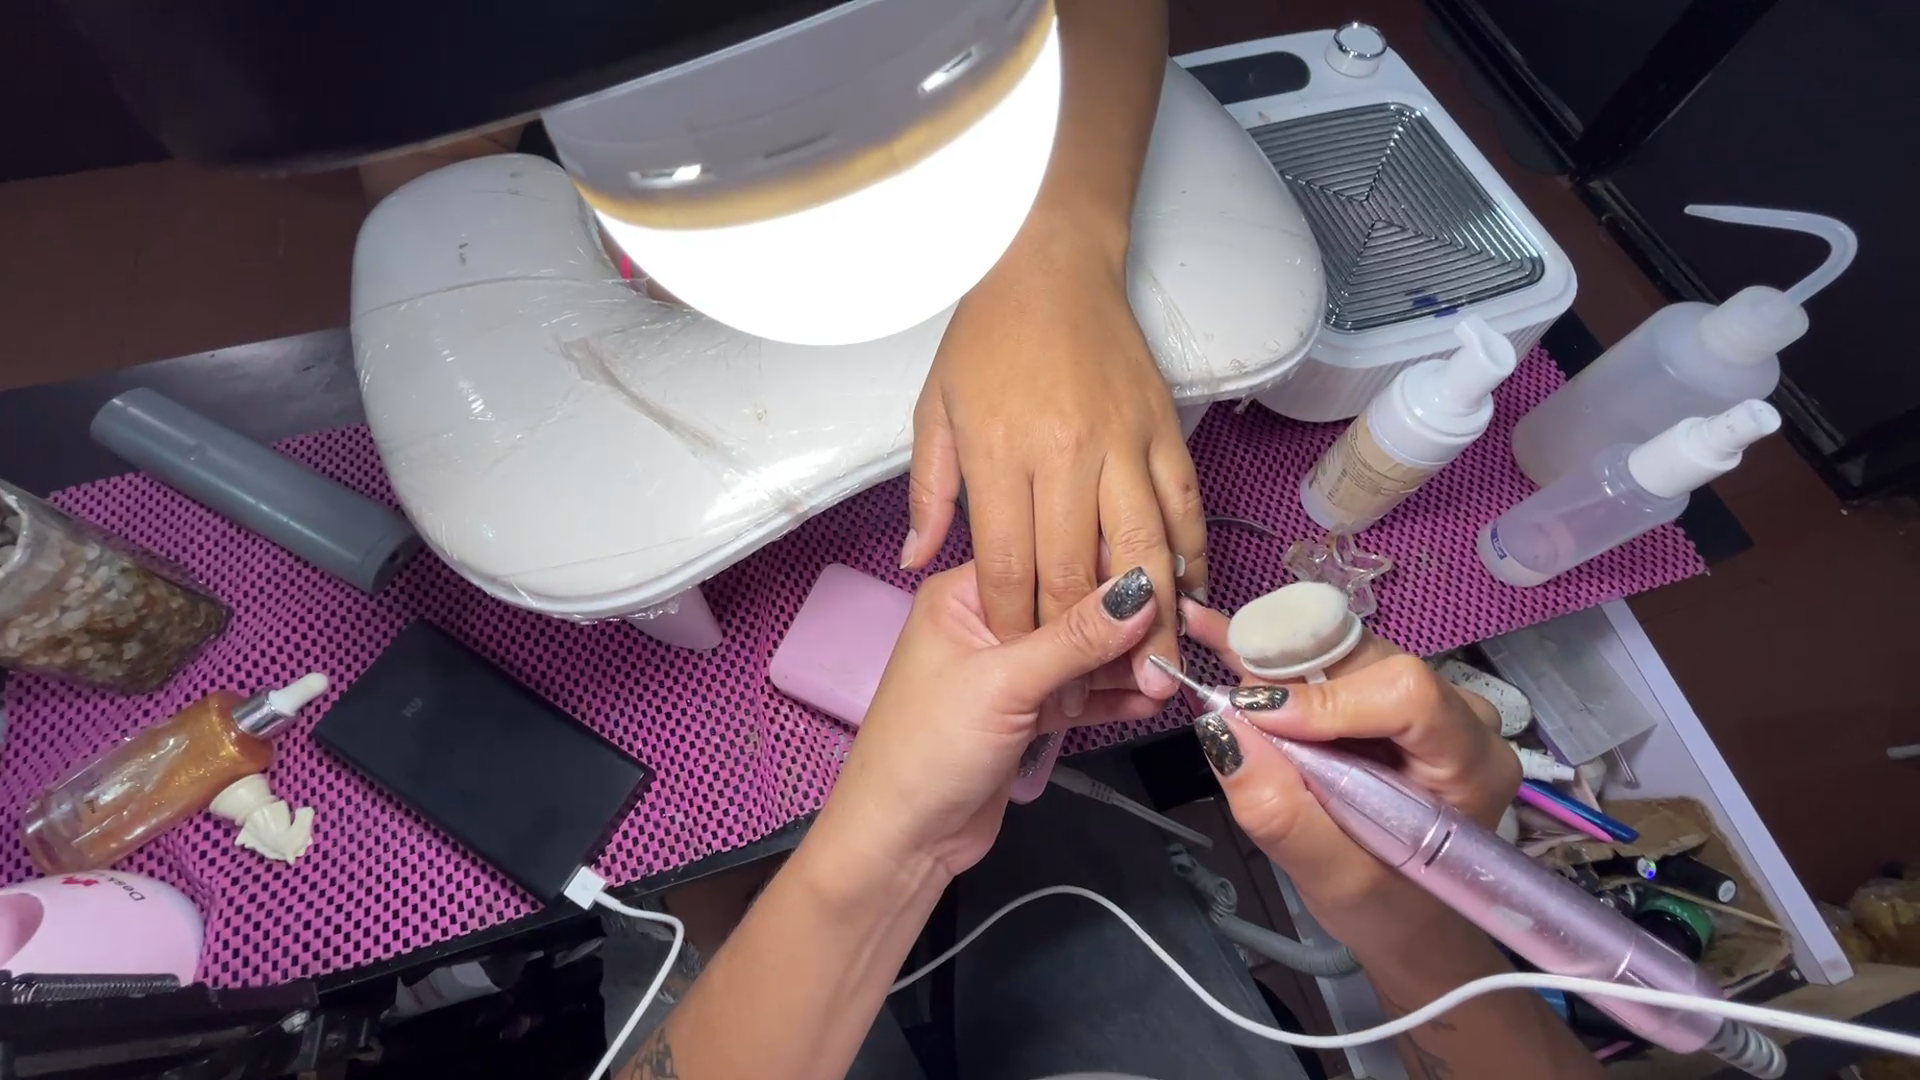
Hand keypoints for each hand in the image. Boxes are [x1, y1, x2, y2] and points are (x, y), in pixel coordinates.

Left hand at [818, 565, 1162, 881]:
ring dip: (1120, 667)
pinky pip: (1075, 694)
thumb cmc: (933, 744)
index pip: (1042, 558)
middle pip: (1066, 608)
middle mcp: (986, 621)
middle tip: (1173, 637)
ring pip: (1076, 655)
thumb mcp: (1004, 683)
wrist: (903, 839)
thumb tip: (1143, 589)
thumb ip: (1075, 638)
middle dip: (1118, 626)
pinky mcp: (1024, 712)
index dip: (1100, 567)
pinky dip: (1108, 699)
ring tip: (1170, 673)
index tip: (1160, 577)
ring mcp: (1007, 669)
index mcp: (964, 593)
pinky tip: (1149, 701)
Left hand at [899, 223, 1204, 704]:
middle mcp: (1065, 457)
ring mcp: (1124, 443)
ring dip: (1151, 619)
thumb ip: (929, 492)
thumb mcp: (933, 409)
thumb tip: (917, 559)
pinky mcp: (1165, 429)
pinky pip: (1186, 506)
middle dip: (1084, 643)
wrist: (1047, 258)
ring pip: (1145, 551)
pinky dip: (1190, 556)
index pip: (1008, 568)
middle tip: (1095, 688)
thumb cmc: (984, 337)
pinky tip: (1187, 593)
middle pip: (1078, 574)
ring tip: (1157, 667)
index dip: (1015, 627)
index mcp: (999, 456)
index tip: (1021, 663)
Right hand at [1179, 599, 1517, 943]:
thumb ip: (1281, 812)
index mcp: (1468, 761)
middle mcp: (1454, 712)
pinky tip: (1212, 624)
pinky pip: (1320, 656)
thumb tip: (1219, 727)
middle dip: (1287, 674)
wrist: (1403, 914)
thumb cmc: (1386, 907)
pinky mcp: (1376, 691)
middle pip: (1363, 662)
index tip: (1258, 717)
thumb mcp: (1332, 877)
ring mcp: (1416, 694)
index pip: (1405, 694)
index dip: (1326, 699)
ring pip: (1334, 651)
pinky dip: (1265, 648)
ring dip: (1267, 656)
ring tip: (1206, 640)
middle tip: (1229, 697)